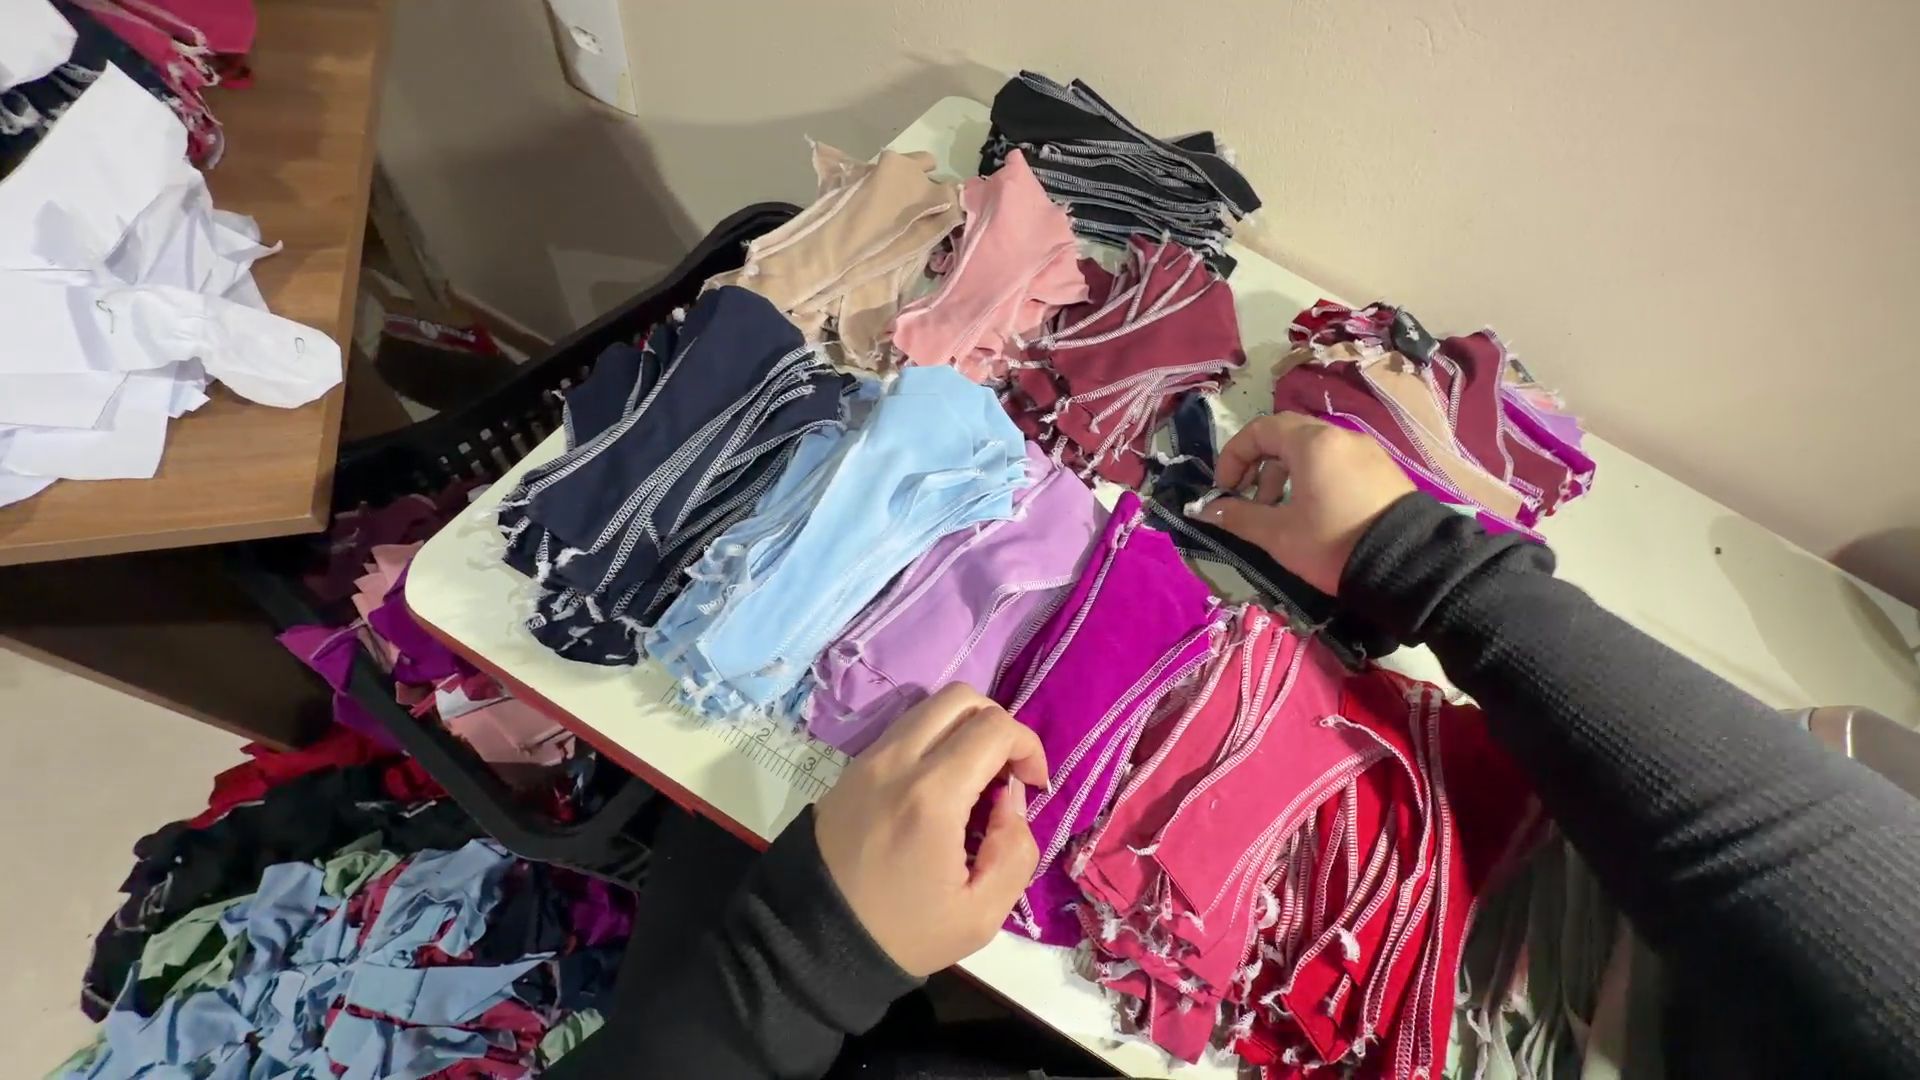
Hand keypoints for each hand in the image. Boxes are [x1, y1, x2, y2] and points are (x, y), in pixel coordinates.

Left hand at [813, 684, 1049, 975]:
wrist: (813, 936)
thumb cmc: (901, 932)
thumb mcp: (980, 917)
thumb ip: (1014, 852)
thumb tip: (1011, 800)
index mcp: (932, 795)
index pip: (994, 727)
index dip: (1028, 746)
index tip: (1033, 784)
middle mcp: (899, 759)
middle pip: (962, 697)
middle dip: (999, 724)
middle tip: (1007, 771)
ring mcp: (872, 756)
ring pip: (932, 705)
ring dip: (967, 726)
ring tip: (977, 776)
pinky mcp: (856, 762)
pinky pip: (908, 725)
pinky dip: (938, 735)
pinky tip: (944, 781)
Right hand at [1195, 412, 1414, 594]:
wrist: (1410, 567)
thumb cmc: (1333, 543)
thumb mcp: (1278, 534)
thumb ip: (1238, 517)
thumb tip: (1205, 511)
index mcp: (1313, 444)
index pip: (1260, 430)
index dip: (1234, 456)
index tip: (1224, 488)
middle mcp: (1340, 438)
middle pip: (1286, 437)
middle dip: (1258, 465)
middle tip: (1248, 498)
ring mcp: (1366, 453)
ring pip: (1312, 452)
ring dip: (1284, 475)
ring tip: (1278, 512)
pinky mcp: (1382, 472)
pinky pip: (1335, 464)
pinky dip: (1312, 480)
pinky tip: (1311, 514)